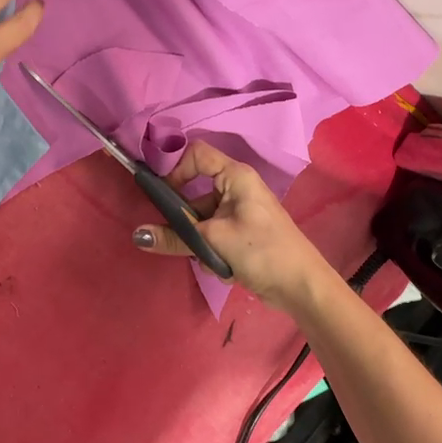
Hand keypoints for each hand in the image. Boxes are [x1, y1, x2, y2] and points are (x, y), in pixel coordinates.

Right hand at [132, 141, 339, 313]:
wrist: (304, 288)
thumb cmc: (261, 251)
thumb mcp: (213, 241)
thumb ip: (174, 236)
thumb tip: (137, 235)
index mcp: (236, 176)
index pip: (196, 154)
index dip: (176, 169)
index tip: (162, 196)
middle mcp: (238, 187)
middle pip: (196, 190)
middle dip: (185, 217)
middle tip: (175, 236)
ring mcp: (241, 211)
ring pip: (202, 216)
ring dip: (198, 239)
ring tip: (205, 258)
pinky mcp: (243, 232)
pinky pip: (214, 232)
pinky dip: (210, 248)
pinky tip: (219, 267)